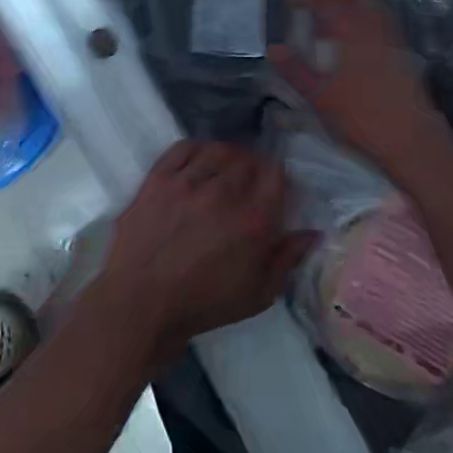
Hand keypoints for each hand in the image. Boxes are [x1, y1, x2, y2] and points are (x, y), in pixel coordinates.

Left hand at [91, 141, 316, 362]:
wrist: (141, 303)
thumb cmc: (203, 304)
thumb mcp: (258, 294)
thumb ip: (286, 259)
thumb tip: (311, 233)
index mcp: (254, 220)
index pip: (276, 174)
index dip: (277, 175)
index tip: (272, 185)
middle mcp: (224, 193)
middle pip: (247, 158)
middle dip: (253, 166)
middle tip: (248, 181)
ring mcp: (187, 182)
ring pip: (217, 150)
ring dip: (227, 155)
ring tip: (224, 168)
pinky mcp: (158, 179)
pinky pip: (182, 148)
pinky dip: (196, 148)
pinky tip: (198, 160)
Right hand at [269, 0, 446, 169]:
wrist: (411, 140)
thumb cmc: (361, 117)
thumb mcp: (320, 97)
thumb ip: (296, 70)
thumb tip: (274, 48)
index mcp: (355, 33)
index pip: (330, 2)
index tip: (292, 0)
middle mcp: (378, 30)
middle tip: (315, 0)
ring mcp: (395, 43)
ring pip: (374, 10)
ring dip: (353, 6)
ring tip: (333, 19)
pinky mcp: (405, 58)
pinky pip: (384, 26)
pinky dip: (366, 24)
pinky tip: (355, 42)